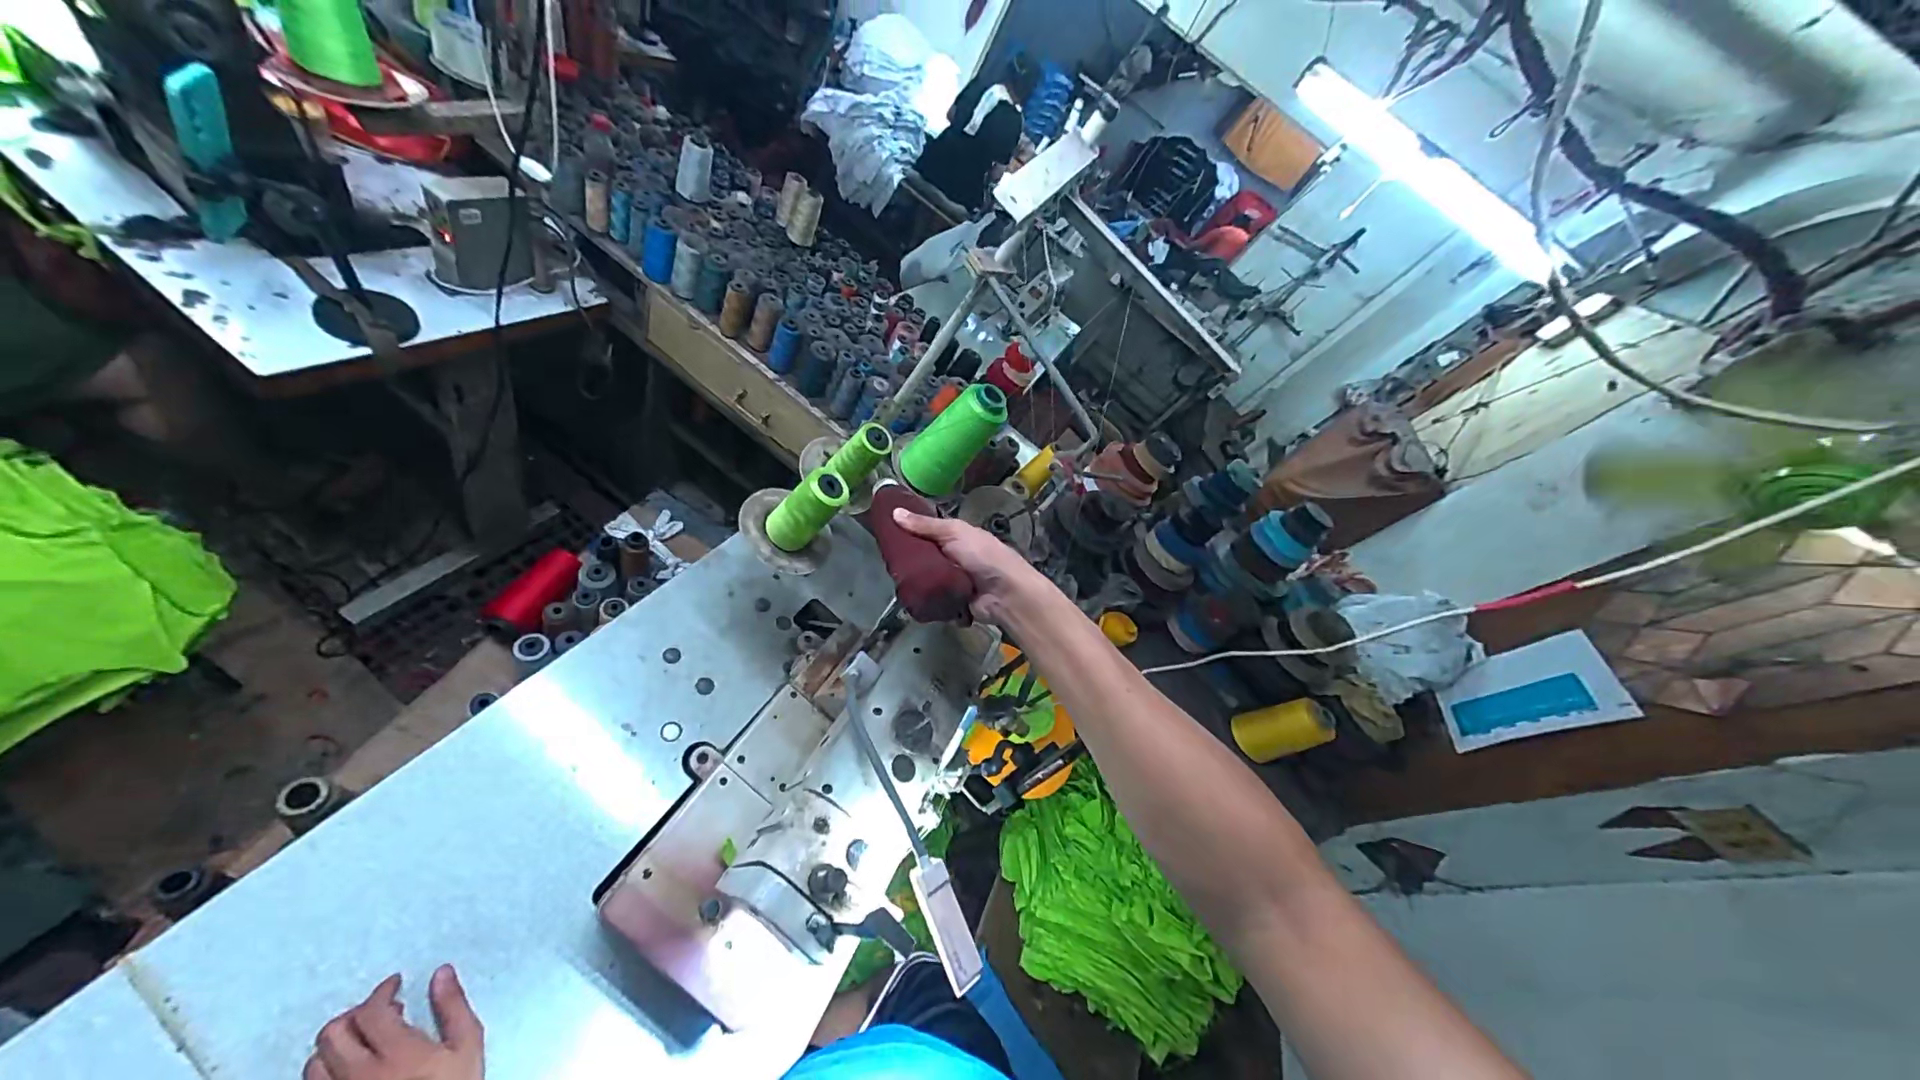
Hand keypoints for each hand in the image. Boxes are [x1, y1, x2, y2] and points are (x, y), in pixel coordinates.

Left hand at [305, 966, 482, 1079]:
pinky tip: (350, 1067)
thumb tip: (441, 972)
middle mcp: (358, 1072)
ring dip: (336, 1042)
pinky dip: (326, 1068)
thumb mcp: (467, 1044)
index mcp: (396, 1050)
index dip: (381, 991)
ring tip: (363, 1038)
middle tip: (380, 1008)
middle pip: (333, 1033)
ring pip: (314, 1061)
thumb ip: (452, 1006)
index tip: (396, 984)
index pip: (371, 1011)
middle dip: (355, 1012)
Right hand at [891, 508, 1053, 626]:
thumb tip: (895, 513)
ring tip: (892, 576)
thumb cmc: (984, 556)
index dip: (909, 530)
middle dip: (908, 557)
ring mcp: (951, 580)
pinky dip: (921, 596)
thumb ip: (925, 526)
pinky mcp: (949, 601)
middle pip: (923, 555)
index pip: (928, 531)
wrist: (1005, 594)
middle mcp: (953, 557)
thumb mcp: (954, 533)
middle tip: (886, 558)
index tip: (886, 530)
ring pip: (924, 577)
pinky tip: (905, 594)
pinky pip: (929, 597)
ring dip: (913, 578)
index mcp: (957, 537)